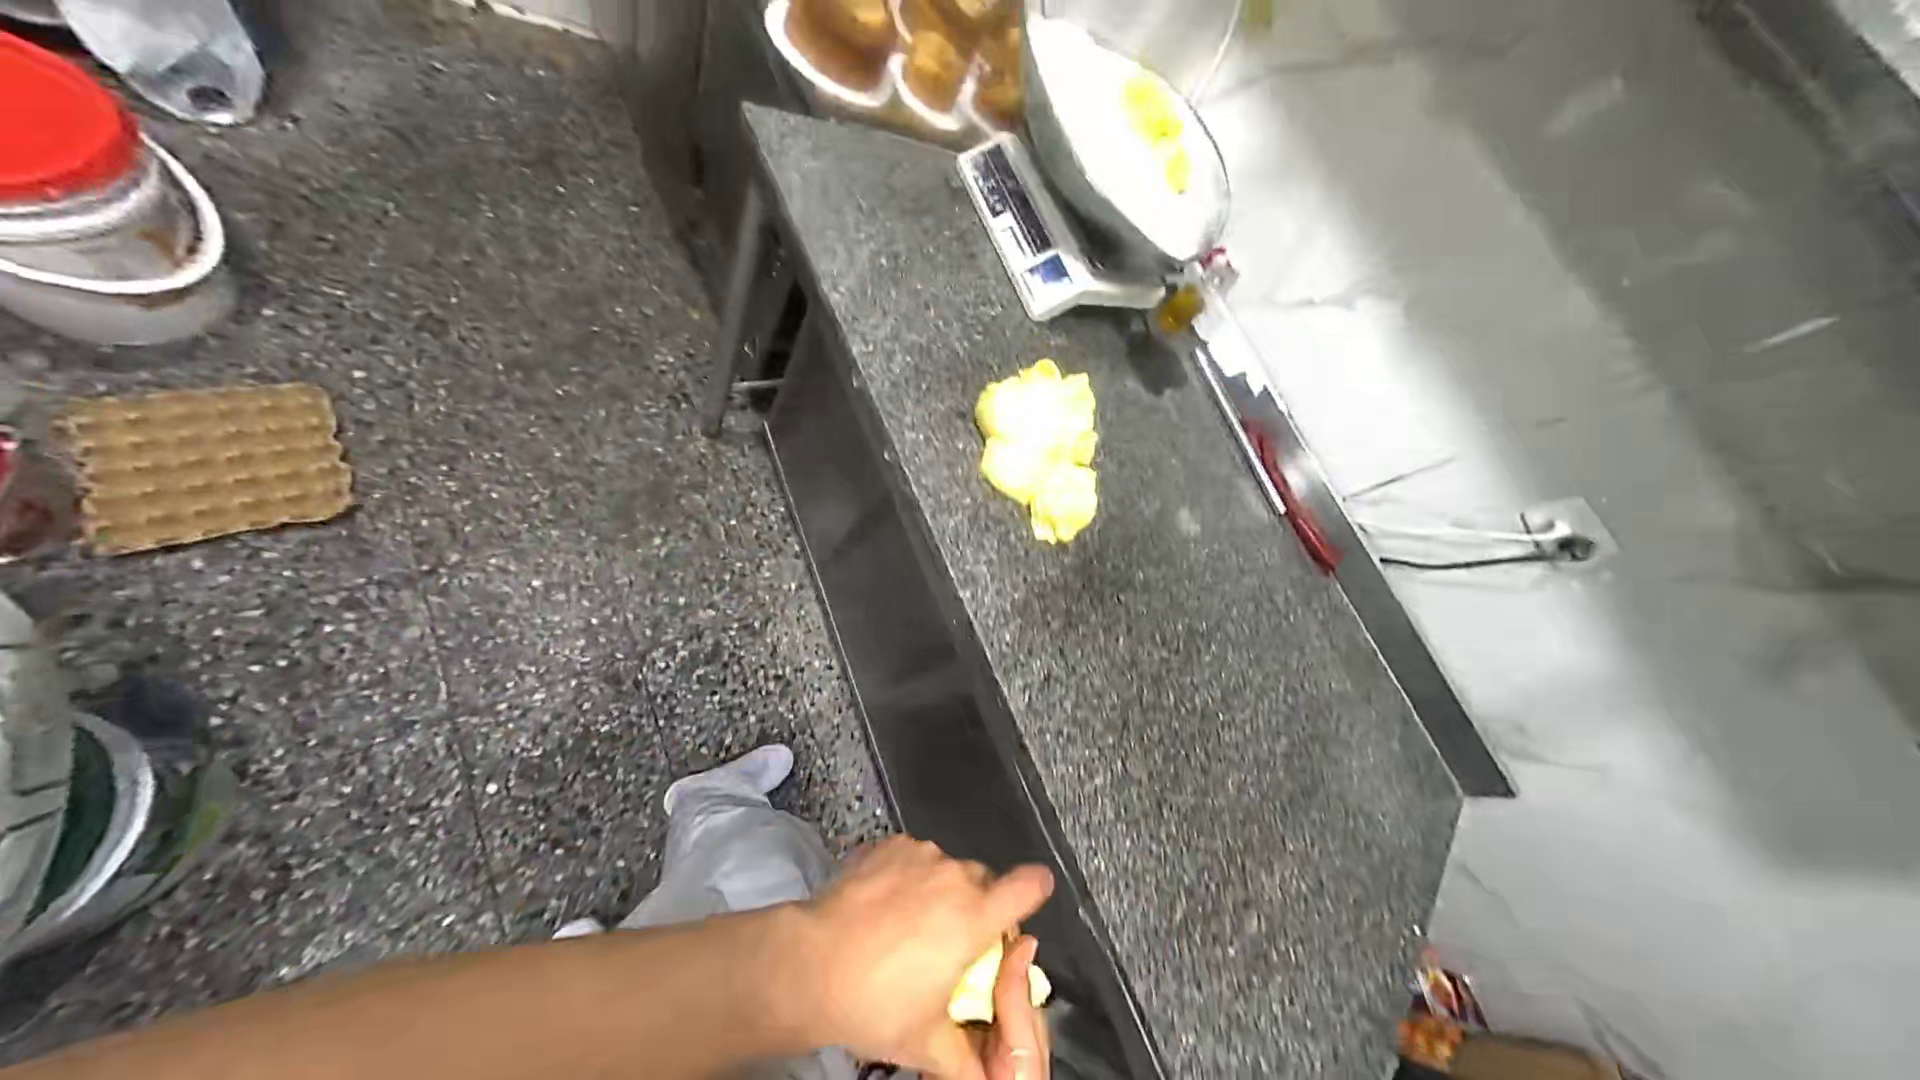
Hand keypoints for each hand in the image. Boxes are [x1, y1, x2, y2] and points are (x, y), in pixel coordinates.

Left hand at [776, 836, 1053, 1079]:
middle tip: (952, 939)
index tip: (1034, 890)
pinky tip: (883, 905)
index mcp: (974, 917)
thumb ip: (970, 1061)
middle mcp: (953, 877)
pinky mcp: (889, 845)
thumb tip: (988, 1078)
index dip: (1035, 887)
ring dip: (939, 889)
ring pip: (946, 868)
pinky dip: (906, 876)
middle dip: (977, 905)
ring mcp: (919, 856)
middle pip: (984, 881)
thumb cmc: (875, 1003)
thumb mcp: (928, 1044)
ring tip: (908, 924)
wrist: (811, 965)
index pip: (1028, 886)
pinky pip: (912, 857)